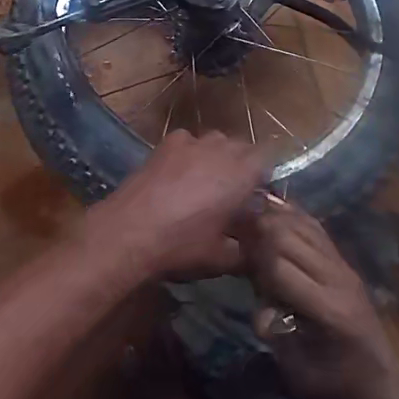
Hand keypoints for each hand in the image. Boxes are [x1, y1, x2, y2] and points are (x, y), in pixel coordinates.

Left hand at [81, 130, 267, 278]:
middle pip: (241, 146)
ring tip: (207, 181)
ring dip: (217, 155)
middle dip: (243, 164)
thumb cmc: (182, 244)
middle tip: (235, 191)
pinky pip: (187, 140)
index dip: (265, 173)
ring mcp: (190, 143)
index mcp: (240, 174)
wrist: (130, 229)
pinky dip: (190, 151)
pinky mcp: (165, 144)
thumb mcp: (222, 257)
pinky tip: (180, 171)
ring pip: (215, 140)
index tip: (260, 192)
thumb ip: (246, 251)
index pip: (267, 157)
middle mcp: (219, 150)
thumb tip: (256, 249)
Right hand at [246, 197, 398, 398]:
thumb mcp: (299, 376)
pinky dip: (289, 213)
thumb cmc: (337, 391)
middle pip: (287, 235)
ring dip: (270, 216)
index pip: (278, 266)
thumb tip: (257, 310)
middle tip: (230, 232)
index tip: (227, 253)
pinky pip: (313, 226)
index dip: (249, 257)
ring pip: (300, 223)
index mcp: (328, 310)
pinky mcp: (344, 262)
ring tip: (244, 217)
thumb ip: (275, 336)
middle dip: (254, 230)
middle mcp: (337, 278)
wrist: (385, 392)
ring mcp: (343, 266)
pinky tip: (268, 206)